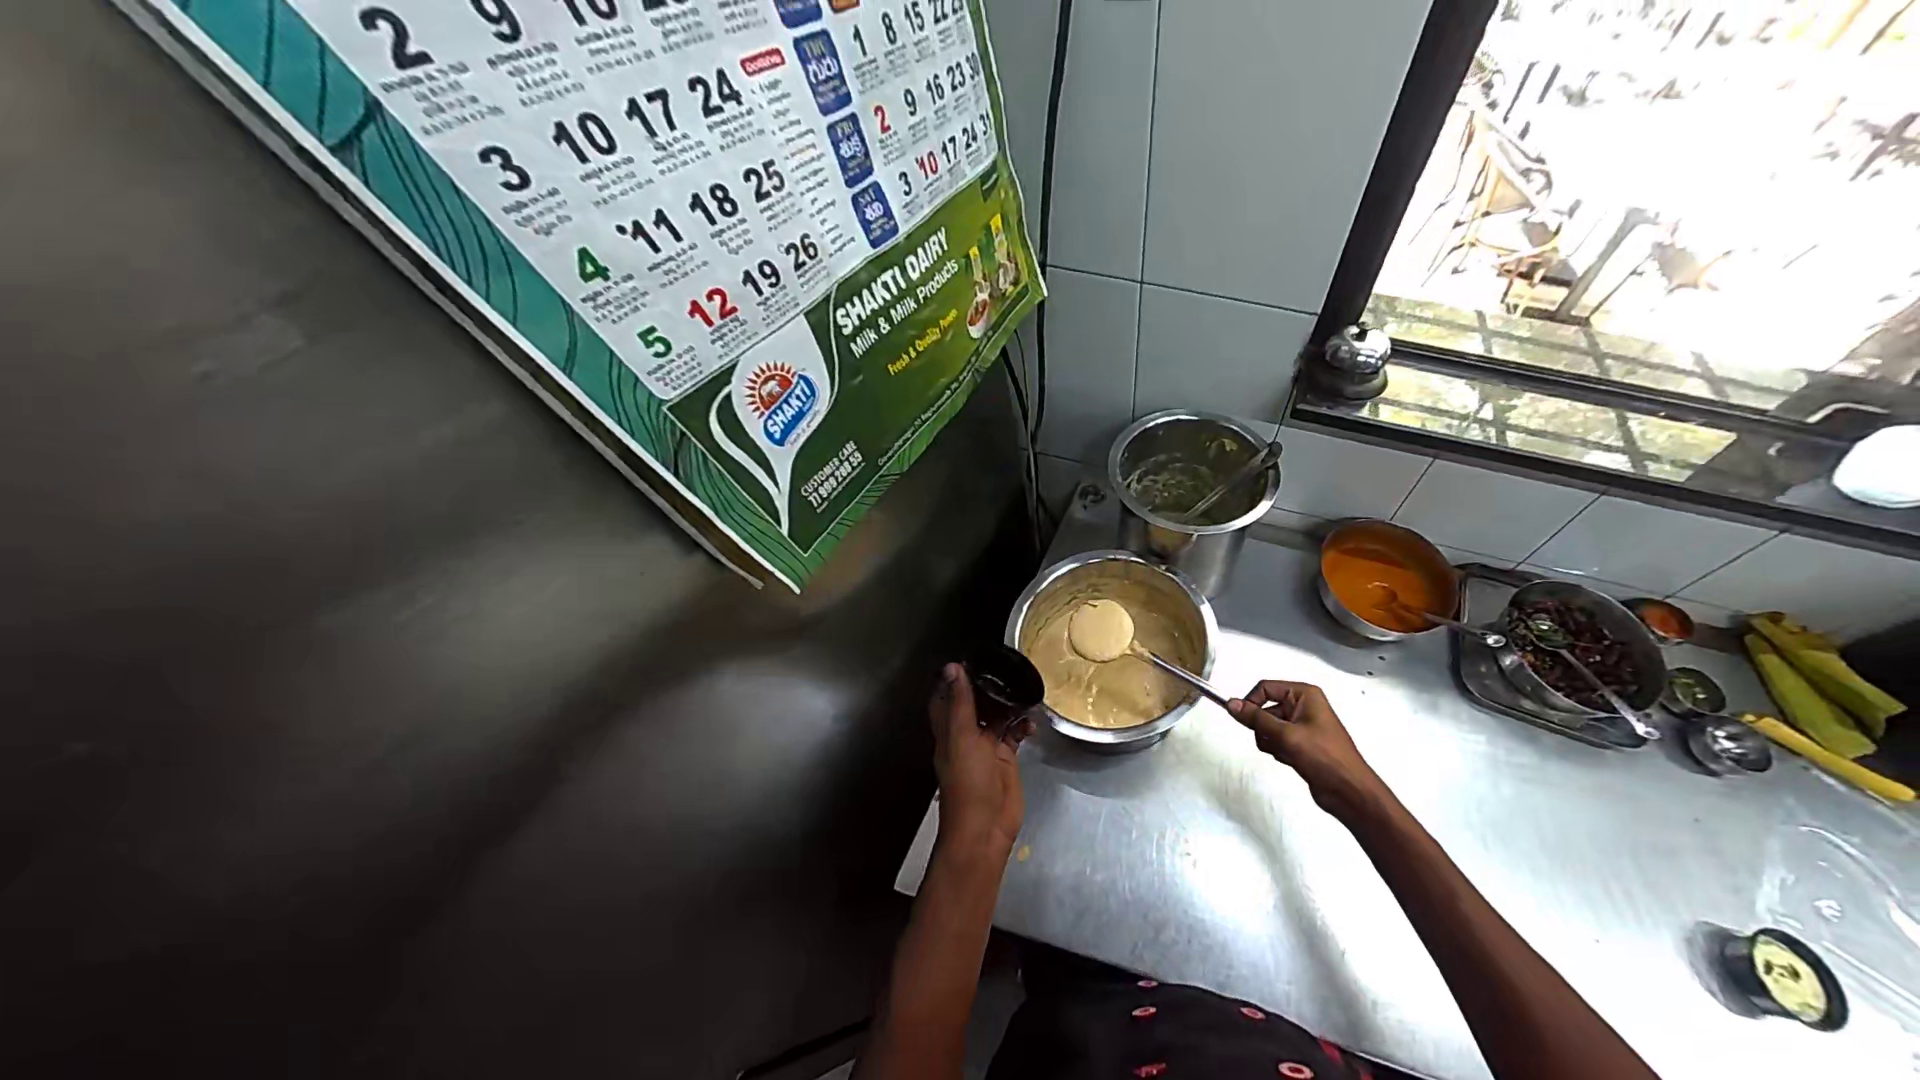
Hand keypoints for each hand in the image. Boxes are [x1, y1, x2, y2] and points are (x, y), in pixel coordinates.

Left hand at [930, 663, 1033, 857]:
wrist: (985, 828)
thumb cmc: (968, 783)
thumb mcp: (962, 737)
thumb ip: (961, 702)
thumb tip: (952, 667)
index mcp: (948, 728)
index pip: (947, 696)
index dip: (955, 678)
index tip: (973, 658)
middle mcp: (965, 734)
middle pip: (974, 703)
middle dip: (987, 687)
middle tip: (1007, 667)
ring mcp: (986, 746)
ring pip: (996, 716)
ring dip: (1008, 703)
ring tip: (1024, 688)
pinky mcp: (1005, 758)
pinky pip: (1014, 734)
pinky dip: (1022, 725)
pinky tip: (1032, 721)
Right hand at [1227, 680, 1391, 821]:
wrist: (1348, 792)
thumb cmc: (1325, 757)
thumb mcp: (1285, 734)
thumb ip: (1255, 718)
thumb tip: (1232, 704)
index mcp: (1305, 695)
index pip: (1265, 688)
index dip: (1252, 702)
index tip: (1243, 719)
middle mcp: (1304, 706)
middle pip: (1265, 708)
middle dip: (1263, 727)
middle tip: (1274, 740)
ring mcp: (1302, 726)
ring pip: (1268, 726)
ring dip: (1270, 741)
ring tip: (1286, 752)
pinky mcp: (1300, 743)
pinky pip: (1276, 740)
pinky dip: (1277, 750)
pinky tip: (1290, 759)